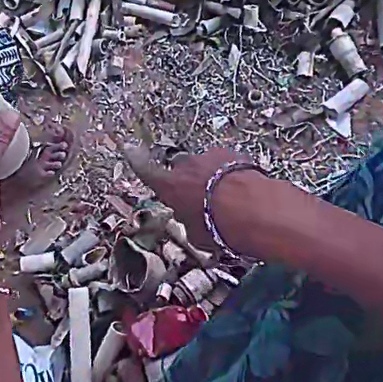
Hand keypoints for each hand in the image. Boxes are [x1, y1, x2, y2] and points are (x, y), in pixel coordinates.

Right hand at [120, 146, 259, 251]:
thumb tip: (193, 222)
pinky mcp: (232, 153)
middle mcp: (185, 166)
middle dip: (188, 179)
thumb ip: (189, 223)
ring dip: (211, 176)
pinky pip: (225, 163)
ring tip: (227, 197)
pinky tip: (242, 188)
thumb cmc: (219, 226)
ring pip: (205, 164)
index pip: (146, 170)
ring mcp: (209, 157)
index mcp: (170, 186)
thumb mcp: (197, 235)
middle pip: (180, 168)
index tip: (129, 146)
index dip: (136, 160)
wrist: (253, 207)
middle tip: (200, 197)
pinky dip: (230, 172)